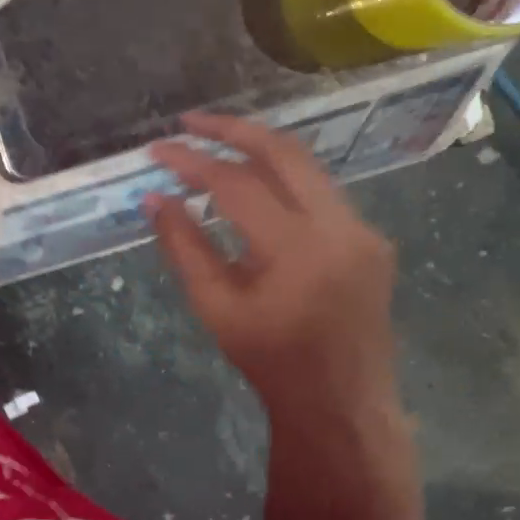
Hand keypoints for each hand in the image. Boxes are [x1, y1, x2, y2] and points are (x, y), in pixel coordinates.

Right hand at [147, 113, 399, 423]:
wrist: (341, 397)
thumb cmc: (268, 356)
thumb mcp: (213, 304)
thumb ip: (184, 245)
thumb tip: (154, 198)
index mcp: (300, 250)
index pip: (238, 185)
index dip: (192, 162)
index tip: (154, 151)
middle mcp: (343, 229)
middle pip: (286, 155)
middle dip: (233, 131)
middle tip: (186, 123)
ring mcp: (362, 231)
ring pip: (307, 168)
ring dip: (255, 149)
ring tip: (209, 142)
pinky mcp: (365, 238)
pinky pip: (316, 191)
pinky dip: (275, 176)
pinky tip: (243, 180)